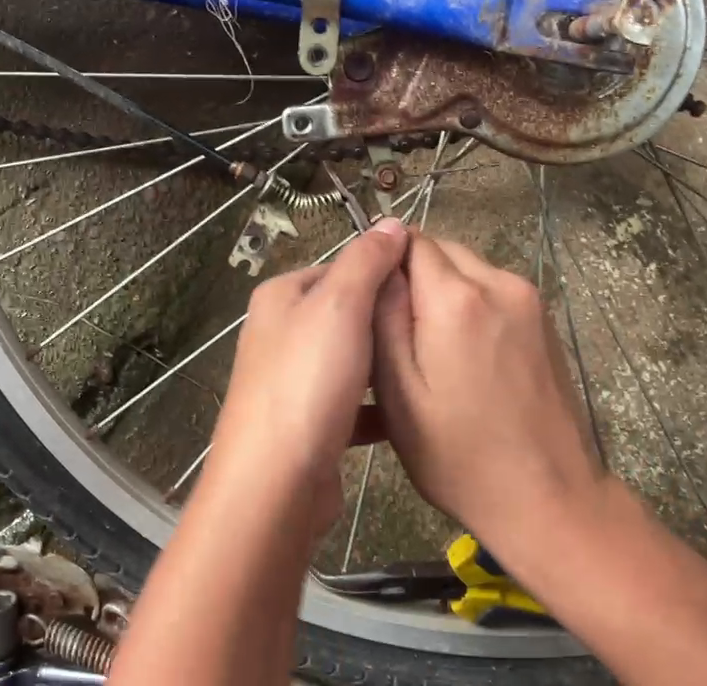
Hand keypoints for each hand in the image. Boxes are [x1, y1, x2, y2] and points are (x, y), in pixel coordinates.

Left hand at [207, 218, 409, 532]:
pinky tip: (404, 417)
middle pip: (345, 315)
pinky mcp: (303, 425)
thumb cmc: (308, 380)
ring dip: (381, 366)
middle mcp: (278, 333)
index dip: (383, 274)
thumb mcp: (342, 305)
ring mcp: (288, 381)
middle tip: (431, 333)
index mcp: (281, 296)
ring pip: (348, 361)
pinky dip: (373, 408)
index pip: (341, 268)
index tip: (426, 290)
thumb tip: (391, 223)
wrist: (275, 482)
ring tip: (424, 371)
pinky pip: (347, 404)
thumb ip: (367, 261)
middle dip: (385, 323)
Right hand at [372, 233, 603, 543]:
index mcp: (456, 299)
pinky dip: (472, 306)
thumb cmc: (458, 455)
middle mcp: (498, 283)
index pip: (409, 240)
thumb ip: (384, 318)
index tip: (373, 302)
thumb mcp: (399, 393)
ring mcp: (529, 301)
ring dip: (443, 291)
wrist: (550, 501)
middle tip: (398, 330)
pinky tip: (467, 356)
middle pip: (441, 249)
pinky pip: (493, 291)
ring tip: (431, 348)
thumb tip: (380, 265)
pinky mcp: (545, 321)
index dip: (384, 263)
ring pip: (468, 268)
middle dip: (413, 277)